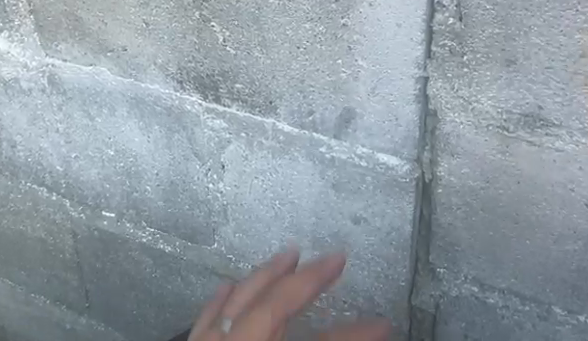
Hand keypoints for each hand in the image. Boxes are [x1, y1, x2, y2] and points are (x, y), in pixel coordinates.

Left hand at [187, 248, 388, 340]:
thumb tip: (365, 333)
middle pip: (275, 304)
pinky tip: (228, 285)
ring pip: (237, 302)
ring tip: (289, 254)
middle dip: (309, 278)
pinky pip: (203, 322)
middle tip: (337, 256)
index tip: (384, 323)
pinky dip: (221, 300)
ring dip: (267, 276)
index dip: (354, 332)